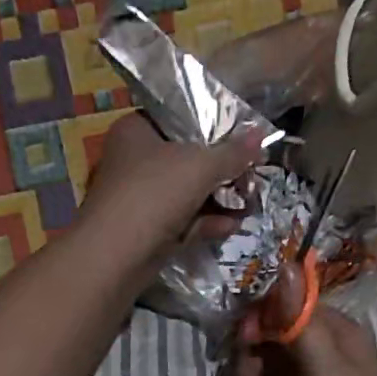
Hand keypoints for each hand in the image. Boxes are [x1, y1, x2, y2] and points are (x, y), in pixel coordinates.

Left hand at [78, 113, 262, 251]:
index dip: (212, 125)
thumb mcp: (201, 165)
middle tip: (251, 174)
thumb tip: (262, 136)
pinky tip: (231, 226)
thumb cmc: (154, 193)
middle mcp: (132, 162)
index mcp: (135, 131)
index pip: (178, 118)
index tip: (243, 136)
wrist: (113, 257)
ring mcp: (137, 200)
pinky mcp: (144, 234)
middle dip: (220, 170)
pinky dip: (203, 224)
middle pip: (185, 159)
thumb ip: (233, 152)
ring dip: (217, 200)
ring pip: (184, 195)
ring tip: (249, 202)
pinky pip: (180, 223)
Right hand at [235, 262, 376, 375]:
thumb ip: (298, 316)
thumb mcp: (320, 360)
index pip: (285, 306)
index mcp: (334, 327)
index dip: (259, 322)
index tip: (244, 341)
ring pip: (265, 366)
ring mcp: (310, 372)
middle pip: (269, 338)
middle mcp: (321, 344)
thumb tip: (286, 263)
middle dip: (254, 364)